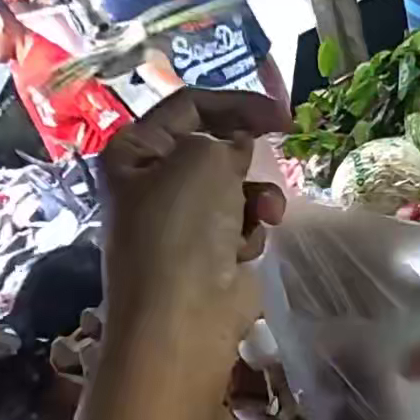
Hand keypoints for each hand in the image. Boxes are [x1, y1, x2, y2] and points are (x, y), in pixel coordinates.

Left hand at [99, 88, 288, 332]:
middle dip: (248, 157)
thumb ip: (228, 136)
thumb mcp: (203, 160)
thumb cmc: (182, 229)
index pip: (191, 108)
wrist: (185, 315)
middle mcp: (157, 183)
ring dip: (256, 199)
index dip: (237, 104)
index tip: (282, 115)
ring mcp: (186, 222)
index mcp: (136, 152)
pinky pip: (243, 226)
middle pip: (216, 150)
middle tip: (281, 148)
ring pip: (236, 190)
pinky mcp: (212, 254)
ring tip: (264, 215)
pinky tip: (243, 250)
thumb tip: (241, 143)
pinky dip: (250, 233)